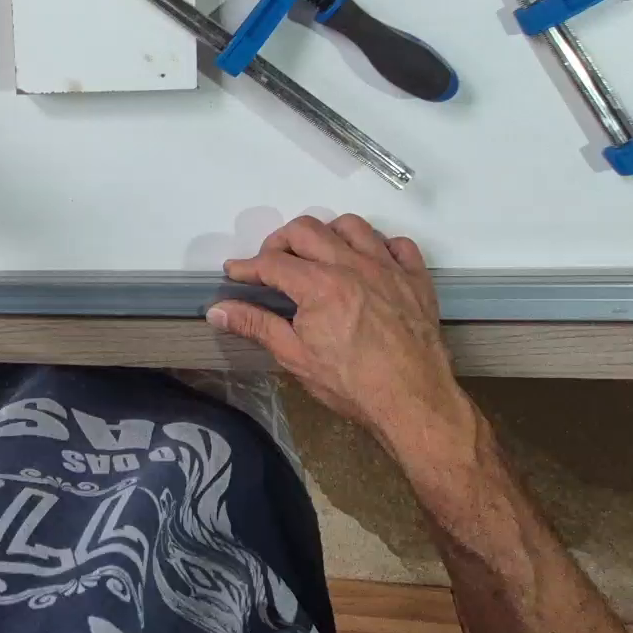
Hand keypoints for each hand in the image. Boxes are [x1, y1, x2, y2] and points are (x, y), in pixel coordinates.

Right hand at [207, 215, 472, 453]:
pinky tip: (367, 264)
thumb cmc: (352, 385)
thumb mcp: (294, 356)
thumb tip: (216, 311)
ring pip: (350, 226)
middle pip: (305, 229)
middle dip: (279, 242)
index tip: (235, 274)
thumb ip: (255, 324)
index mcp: (319, 285)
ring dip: (327, 235)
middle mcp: (352, 266)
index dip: (246, 267)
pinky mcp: (416, 281)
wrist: (416, 406)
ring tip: (318, 257)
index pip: (271, 262)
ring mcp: (388, 269)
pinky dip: (379, 246)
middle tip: (272, 265)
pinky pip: (398, 244)